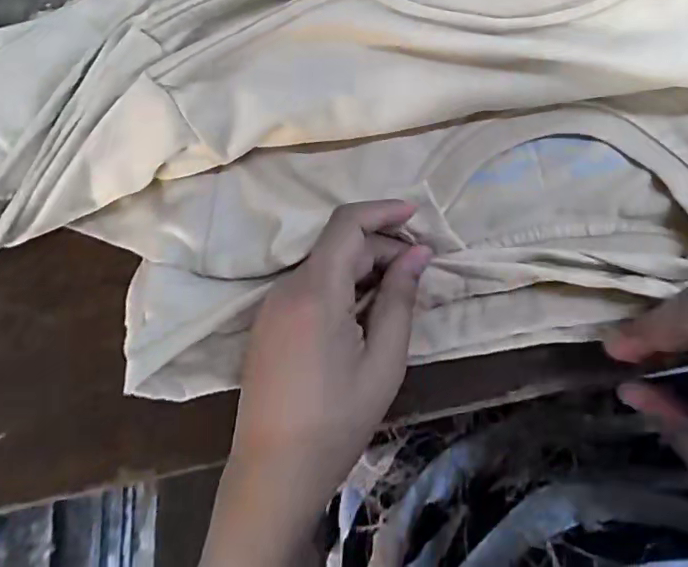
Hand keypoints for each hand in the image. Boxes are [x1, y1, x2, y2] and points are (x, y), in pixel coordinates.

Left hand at [201, 200, 431, 566]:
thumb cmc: (336, 421)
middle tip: (419, 269)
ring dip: (363, 265)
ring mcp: (272, 306)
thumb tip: (418, 254)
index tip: (417, 215)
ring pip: (325, 263)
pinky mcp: (268, 323)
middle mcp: (287, 288)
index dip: (383, 212)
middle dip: (382, 246)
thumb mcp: (384, 361)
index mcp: (315, 292)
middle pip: (339, 244)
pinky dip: (341, 283)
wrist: (273, 475)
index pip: (347, 224)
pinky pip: (310, 285)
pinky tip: (364, 309)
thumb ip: (400, 299)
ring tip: (397, 290)